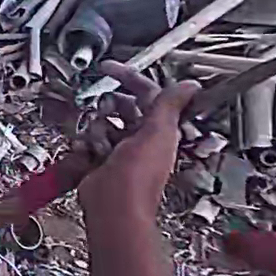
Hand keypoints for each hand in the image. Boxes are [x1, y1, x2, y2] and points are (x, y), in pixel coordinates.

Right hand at [76, 63, 198, 231]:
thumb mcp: (158, 134)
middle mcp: (139, 138)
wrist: (112, 206)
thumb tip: (190, 86)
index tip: (109, 68)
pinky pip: (86, 141)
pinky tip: (90, 154)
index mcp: (158, 130)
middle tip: (105, 114)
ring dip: (96, 131)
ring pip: (99, 123)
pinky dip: (85, 146)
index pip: (145, 94)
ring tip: (100, 145)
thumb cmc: (137, 177)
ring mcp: (118, 150)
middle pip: (119, 108)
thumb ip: (169, 106)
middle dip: (107, 110)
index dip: (128, 78)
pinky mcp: (99, 160)